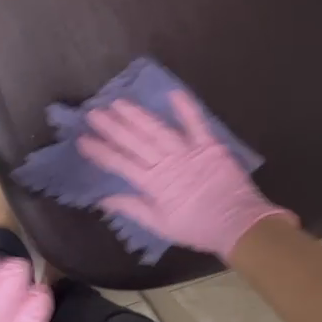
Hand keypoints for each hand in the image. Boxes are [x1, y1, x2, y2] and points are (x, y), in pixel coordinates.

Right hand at [78, 93, 294, 259]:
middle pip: (135, 142)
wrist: (240, 225)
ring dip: (137, 115)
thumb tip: (103, 200)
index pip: (120, 163)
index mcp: (153, 183)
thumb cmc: (197, 228)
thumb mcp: (160, 225)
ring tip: (119, 103)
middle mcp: (167, 163)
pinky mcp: (210, 146)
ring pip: (157, 130)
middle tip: (94, 112)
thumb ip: (132, 208)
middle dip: (112, 127)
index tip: (82, 140)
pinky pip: (197, 124)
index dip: (100, 151)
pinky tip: (173, 93)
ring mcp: (188, 152)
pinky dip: (186, 108)